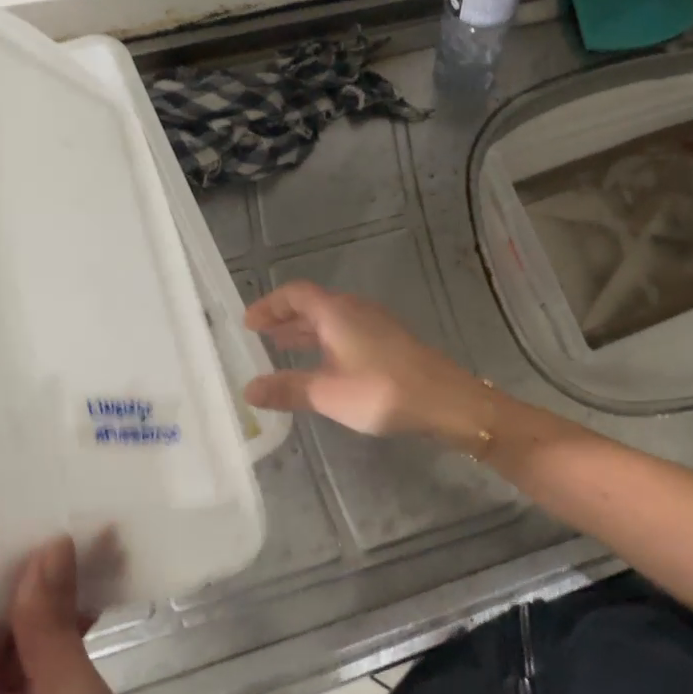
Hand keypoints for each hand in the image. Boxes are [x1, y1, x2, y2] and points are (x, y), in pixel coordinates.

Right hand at [243, 281, 488, 441]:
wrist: (444, 400)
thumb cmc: (381, 391)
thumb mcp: (327, 393)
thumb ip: (287, 388)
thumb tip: (249, 389)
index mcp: (337, 312)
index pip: (296, 294)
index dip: (270, 305)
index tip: (248, 323)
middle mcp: (356, 310)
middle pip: (314, 304)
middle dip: (285, 318)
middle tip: (260, 337)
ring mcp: (376, 324)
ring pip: (332, 320)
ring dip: (306, 332)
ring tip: (282, 350)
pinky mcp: (390, 342)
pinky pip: (347, 332)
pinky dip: (326, 342)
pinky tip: (322, 367)